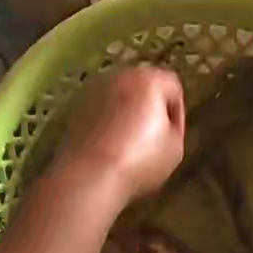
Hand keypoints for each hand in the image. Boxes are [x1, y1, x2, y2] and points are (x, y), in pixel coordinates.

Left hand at [52, 66, 185, 203]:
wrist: (89, 176)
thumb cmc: (139, 162)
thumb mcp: (175, 149)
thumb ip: (174, 128)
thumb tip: (163, 124)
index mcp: (149, 80)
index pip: (173, 86)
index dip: (177, 111)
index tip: (174, 135)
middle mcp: (119, 75)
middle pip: (143, 86)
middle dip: (150, 108)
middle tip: (152, 138)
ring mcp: (93, 90)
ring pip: (118, 97)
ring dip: (126, 114)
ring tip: (128, 145)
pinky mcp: (75, 107)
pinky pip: (99, 111)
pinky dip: (106, 123)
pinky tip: (107, 147)